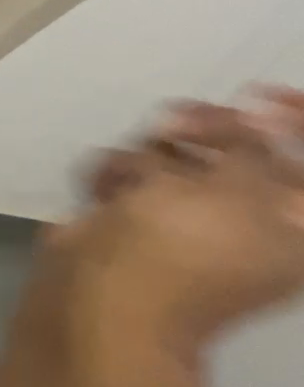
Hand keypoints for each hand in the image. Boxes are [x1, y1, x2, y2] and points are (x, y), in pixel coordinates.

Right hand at [60, 88, 303, 355]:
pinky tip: (104, 189)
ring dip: (148, 157)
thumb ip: (255, 147)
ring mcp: (190, 215)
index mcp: (298, 221)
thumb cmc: (182, 250)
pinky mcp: (137, 213)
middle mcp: (253, 215)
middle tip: (175, 122)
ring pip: (177, 155)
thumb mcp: (235, 193)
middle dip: (206, 130)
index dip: (294, 120)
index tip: (259, 93)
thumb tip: (259, 110)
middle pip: (242, 148)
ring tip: (129, 177)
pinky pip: (132, 174)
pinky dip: (115, 175)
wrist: (102, 293)